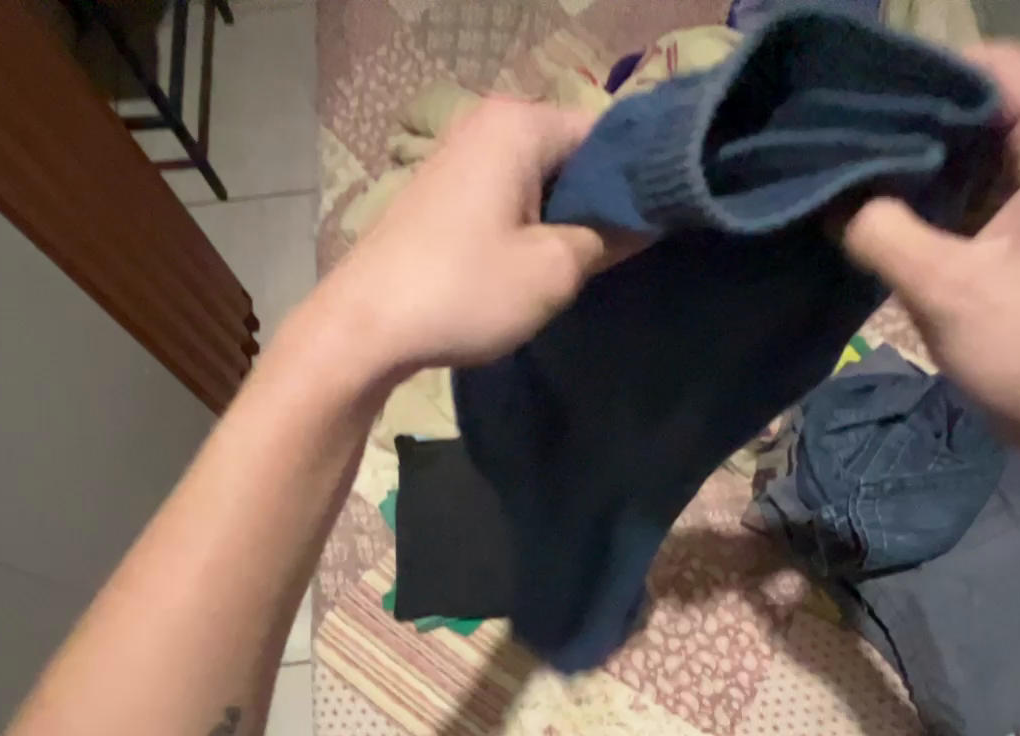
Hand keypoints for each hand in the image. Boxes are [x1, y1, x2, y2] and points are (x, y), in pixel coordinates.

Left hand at [314, 100, 619, 372]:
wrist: (366, 328)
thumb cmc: (466, 290)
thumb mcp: (555, 269)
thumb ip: (610, 236)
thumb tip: (646, 220)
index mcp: (518, 123)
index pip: (606, 134)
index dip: (635, 180)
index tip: (654, 226)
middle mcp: (486, 124)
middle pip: (570, 155)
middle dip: (597, 202)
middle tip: (622, 254)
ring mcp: (458, 158)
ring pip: (538, 181)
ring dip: (563, 220)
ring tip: (582, 266)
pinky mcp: (442, 195)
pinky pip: (506, 199)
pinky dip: (528, 227)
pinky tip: (535, 266)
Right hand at [842, 43, 1019, 450]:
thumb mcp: (943, 287)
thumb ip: (880, 230)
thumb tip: (830, 198)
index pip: (990, 67)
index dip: (920, 77)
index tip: (855, 107)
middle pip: (980, 104)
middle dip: (909, 122)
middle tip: (839, 144)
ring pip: (973, 149)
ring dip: (915, 163)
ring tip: (849, 175)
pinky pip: (974, 189)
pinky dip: (931, 196)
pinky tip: (882, 211)